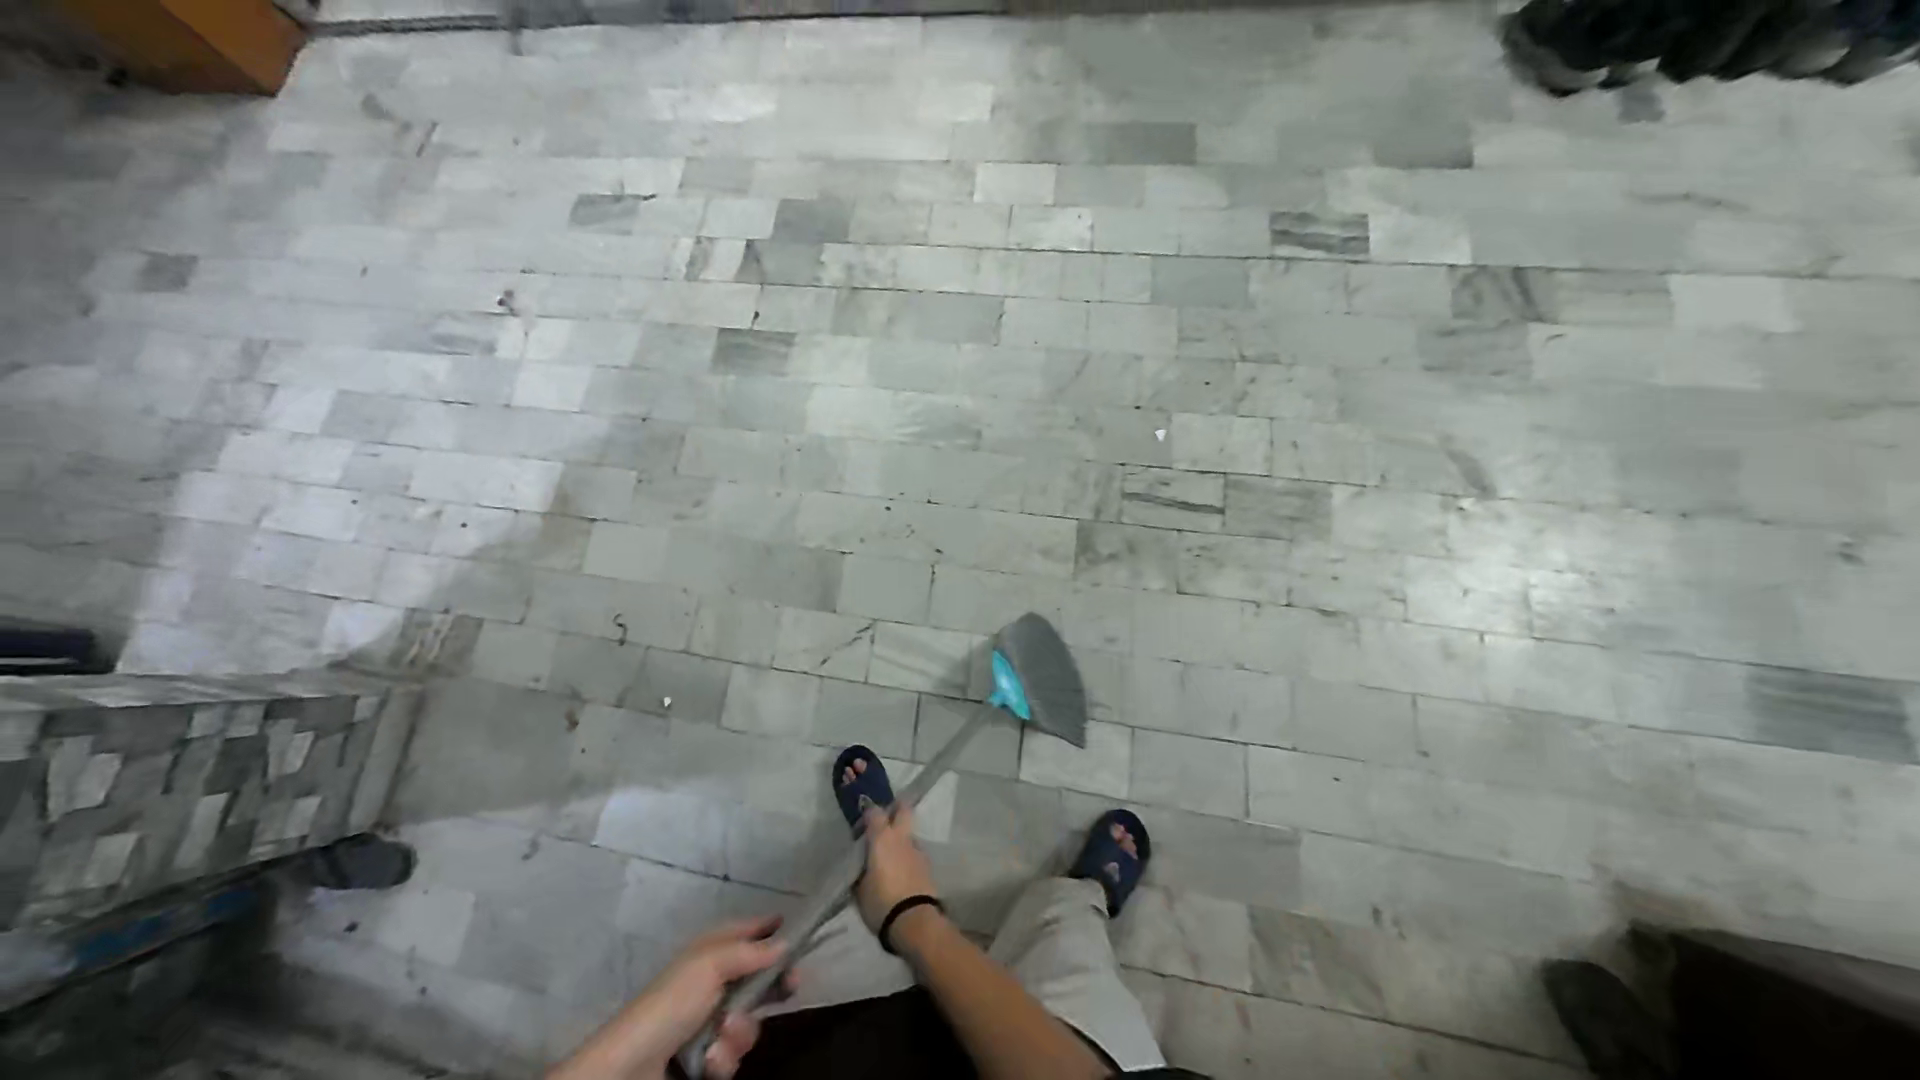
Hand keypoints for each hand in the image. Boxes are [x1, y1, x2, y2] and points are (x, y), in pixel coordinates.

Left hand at [546, 916, 786, 1079]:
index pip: (750, 931)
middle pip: (760, 977)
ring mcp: (711, 1021)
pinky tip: (709, 1060)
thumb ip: (751, 951)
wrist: (630, 1068)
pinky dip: (725, 1057)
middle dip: (773, 987)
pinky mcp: (708, 1056)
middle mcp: (715, 981)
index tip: (800, 937)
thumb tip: (786, 942)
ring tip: (722, 1036)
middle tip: (790, 988)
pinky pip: (734, 1053)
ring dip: (742, 1030)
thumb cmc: (671, 1002)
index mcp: (712, 950)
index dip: (773, 930)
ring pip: (751, 1020)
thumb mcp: (711, 964)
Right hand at [854, 804, 938, 934]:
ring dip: (902, 838)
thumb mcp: (860, 888)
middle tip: (886, 819)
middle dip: (896, 808)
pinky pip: (915, 853)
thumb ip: (860, 870)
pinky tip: (902, 872)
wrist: (914, 920)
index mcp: (882, 838)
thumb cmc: (880, 902)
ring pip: (910, 834)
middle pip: (904, 809)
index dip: (868, 814)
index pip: (875, 812)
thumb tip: (861, 864)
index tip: (862, 826)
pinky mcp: (927, 865)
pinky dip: (908, 857)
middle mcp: (902, 838)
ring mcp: (918, 850)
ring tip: (892, 857)